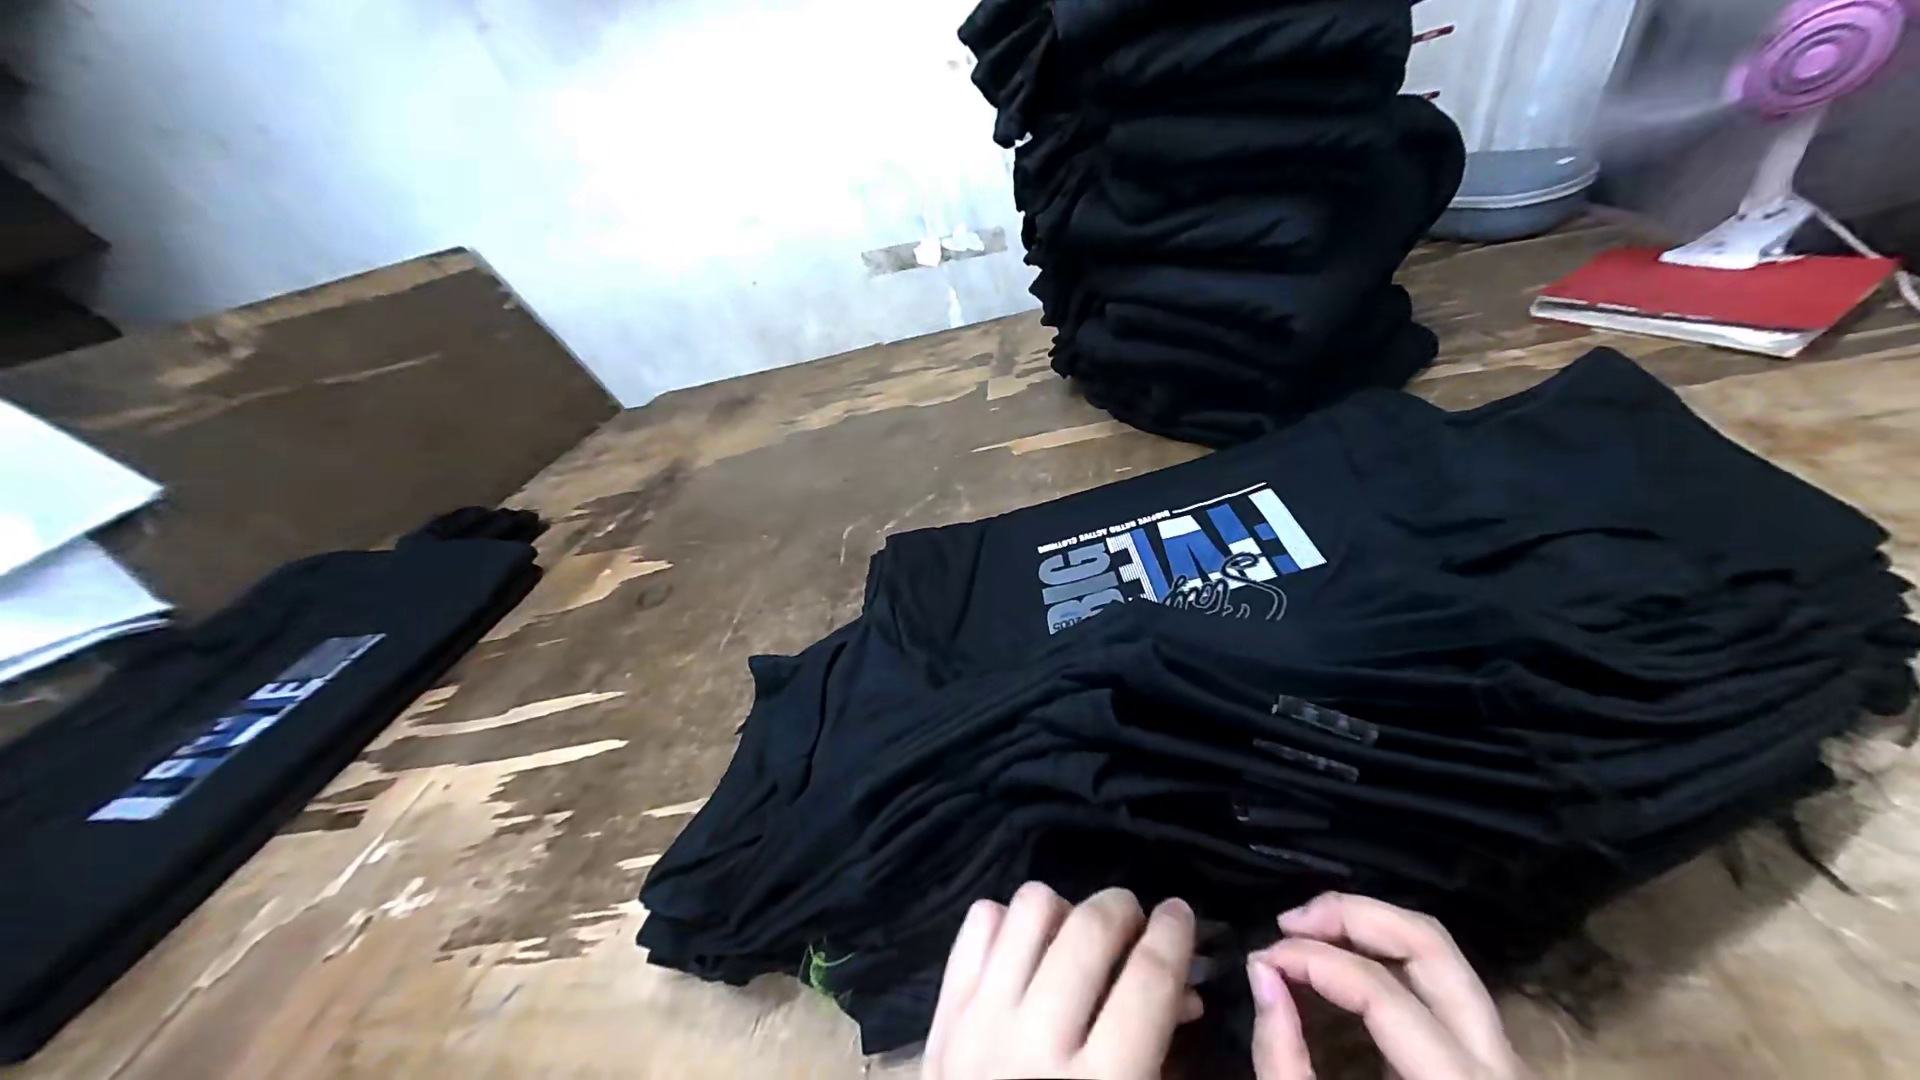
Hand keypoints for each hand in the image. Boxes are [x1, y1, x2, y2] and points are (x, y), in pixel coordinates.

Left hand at [923, 882, 1200, 1079]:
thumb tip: (1182, 986)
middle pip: (1088, 930)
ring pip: (1030, 909)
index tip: (1180, 911)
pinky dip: (1008, 923)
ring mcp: (981, 1020)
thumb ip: (1163, 1054)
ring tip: (1076, 934)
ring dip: (1064, 909)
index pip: (1147, 982)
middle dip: (1122, 908)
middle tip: (1134, 919)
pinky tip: (1025, 950)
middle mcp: (1036, 1044)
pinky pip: (980, 922)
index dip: (1173, 935)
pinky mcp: (945, 1010)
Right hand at [1246, 893, 1528, 1079]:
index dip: (1312, 960)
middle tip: (1289, 922)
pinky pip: (1437, 980)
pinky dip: (1382, 952)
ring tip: (1309, 929)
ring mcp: (1505, 1062)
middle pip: (1431, 945)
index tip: (1262, 958)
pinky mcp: (1488, 1060)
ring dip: (1366, 924)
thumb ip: (1282, 1058)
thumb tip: (1261, 971)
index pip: (1382, 991)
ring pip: (1440, 951)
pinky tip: (1341, 959)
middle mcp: (1502, 1070)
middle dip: (1350, 914)